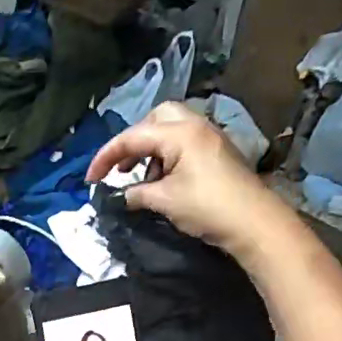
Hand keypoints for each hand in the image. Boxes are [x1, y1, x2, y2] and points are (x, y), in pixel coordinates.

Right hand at [86, 102, 292, 265]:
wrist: (252, 221)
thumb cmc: (206, 207)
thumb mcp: (164, 201)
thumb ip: (137, 194)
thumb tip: (123, 195)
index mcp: (179, 133)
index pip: (132, 137)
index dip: (106, 157)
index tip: (90, 179)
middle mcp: (194, 126)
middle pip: (154, 119)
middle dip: (133, 141)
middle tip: (121, 167)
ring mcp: (208, 137)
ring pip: (170, 129)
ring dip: (149, 149)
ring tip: (141, 178)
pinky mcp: (216, 152)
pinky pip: (183, 142)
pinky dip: (166, 156)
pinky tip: (161, 180)